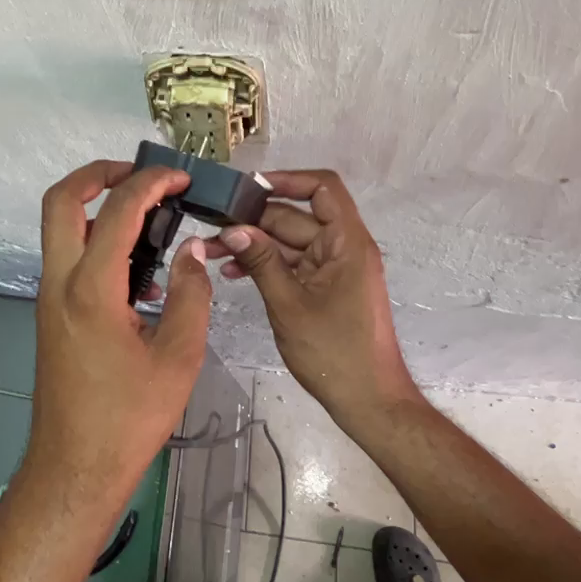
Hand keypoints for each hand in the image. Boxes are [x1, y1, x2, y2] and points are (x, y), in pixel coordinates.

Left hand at [25, 161, 213, 497]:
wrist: (74, 469)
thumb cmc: (128, 419)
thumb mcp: (178, 358)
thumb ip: (190, 296)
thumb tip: (193, 251)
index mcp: (90, 290)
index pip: (117, 211)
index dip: (151, 183)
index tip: (181, 178)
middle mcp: (59, 283)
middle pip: (60, 200)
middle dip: (98, 173)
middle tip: (141, 176)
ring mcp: (48, 298)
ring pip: (57, 226)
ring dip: (94, 205)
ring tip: (145, 214)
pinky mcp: (50, 313)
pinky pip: (65, 256)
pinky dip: (93, 238)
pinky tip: (135, 266)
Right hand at [206, 170, 418, 421]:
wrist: (368, 401)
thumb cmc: (334, 352)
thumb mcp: (289, 304)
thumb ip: (261, 261)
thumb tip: (232, 229)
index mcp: (347, 242)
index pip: (322, 189)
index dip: (287, 180)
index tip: (248, 189)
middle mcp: (343, 247)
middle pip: (296, 216)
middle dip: (254, 220)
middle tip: (212, 226)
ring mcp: (333, 268)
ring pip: (289, 241)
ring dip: (254, 244)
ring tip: (213, 252)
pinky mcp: (324, 287)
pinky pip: (292, 264)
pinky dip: (266, 264)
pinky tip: (233, 273)